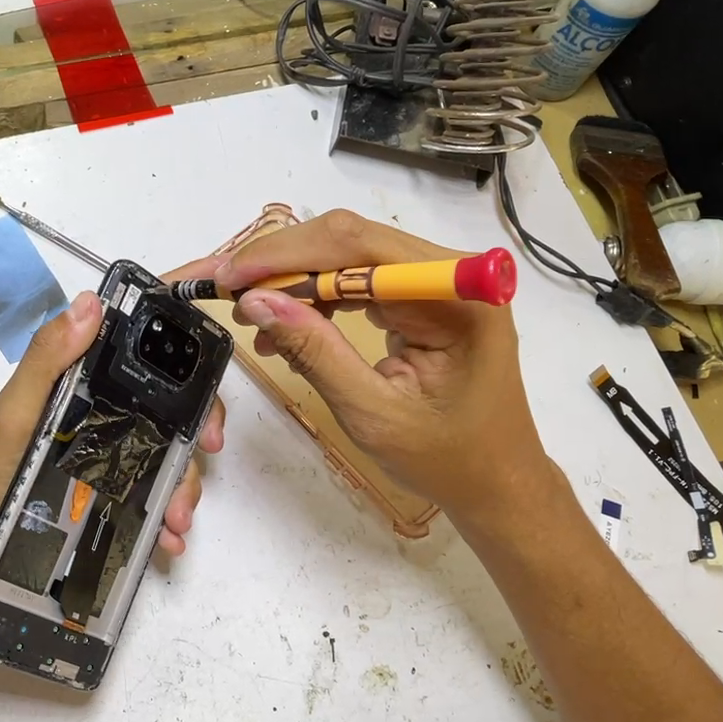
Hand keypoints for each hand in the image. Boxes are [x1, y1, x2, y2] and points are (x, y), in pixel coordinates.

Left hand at [0, 291, 226, 560]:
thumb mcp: (15, 411)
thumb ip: (47, 359)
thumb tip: (91, 302)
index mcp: (85, 376)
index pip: (142, 345)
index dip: (185, 348)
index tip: (206, 376)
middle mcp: (105, 406)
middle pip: (173, 402)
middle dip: (198, 426)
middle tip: (206, 452)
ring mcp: (112, 446)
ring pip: (171, 450)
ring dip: (184, 482)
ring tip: (176, 518)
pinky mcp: (113, 484)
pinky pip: (154, 490)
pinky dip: (166, 512)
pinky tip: (166, 536)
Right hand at [211, 210, 554, 526]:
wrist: (495, 480)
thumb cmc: (446, 458)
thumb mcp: (371, 412)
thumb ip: (315, 351)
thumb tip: (255, 302)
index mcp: (456, 295)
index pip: (356, 247)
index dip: (284, 255)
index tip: (228, 279)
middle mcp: (450, 271)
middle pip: (348, 241)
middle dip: (280, 264)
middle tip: (226, 293)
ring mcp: (436, 280)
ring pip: (345, 255)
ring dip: (293, 282)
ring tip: (255, 322)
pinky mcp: (421, 295)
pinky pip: (356, 278)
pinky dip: (314, 298)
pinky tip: (288, 328)